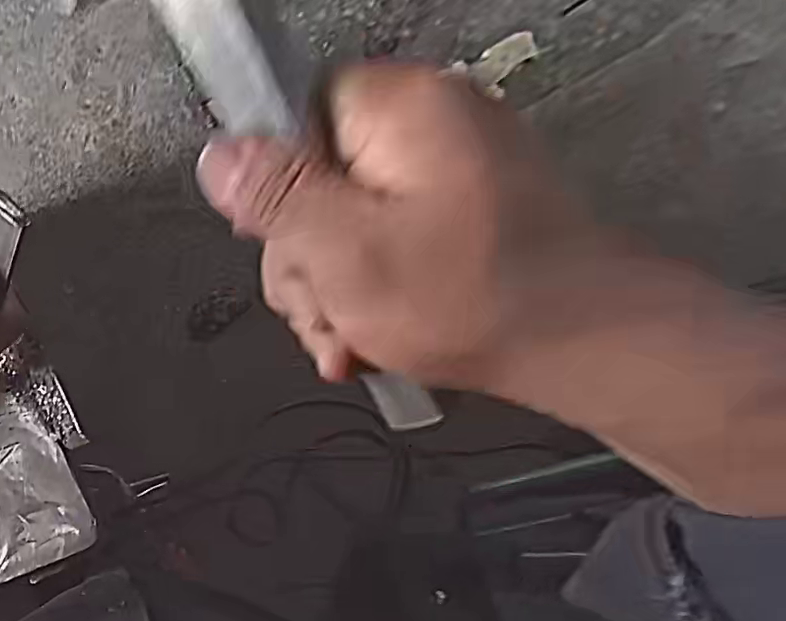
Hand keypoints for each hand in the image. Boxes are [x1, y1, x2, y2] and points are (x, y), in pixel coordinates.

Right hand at [196, 62, 618, 391]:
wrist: (569, 343)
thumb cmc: (466, 296)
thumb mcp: (344, 248)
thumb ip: (276, 196)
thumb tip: (217, 154)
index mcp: (401, 113)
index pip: (294, 112)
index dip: (267, 177)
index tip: (274, 233)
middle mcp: (418, 131)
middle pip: (301, 185)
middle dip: (296, 261)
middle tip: (323, 300)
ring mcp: (429, 176)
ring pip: (321, 230)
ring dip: (318, 292)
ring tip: (346, 332)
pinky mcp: (434, 217)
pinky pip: (357, 250)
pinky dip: (348, 296)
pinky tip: (358, 332)